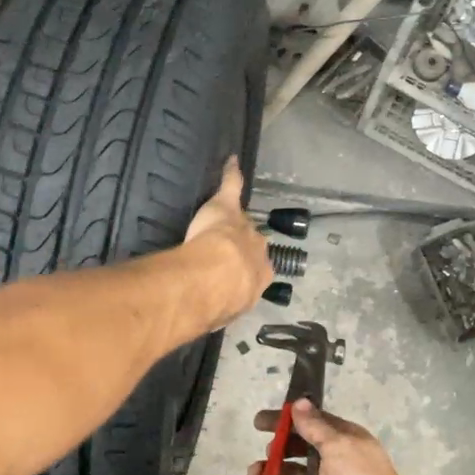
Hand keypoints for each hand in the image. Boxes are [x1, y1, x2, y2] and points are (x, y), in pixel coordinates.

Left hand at [184, 158, 271, 327]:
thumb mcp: (228, 310)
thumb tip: (214, 313)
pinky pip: (231, 186)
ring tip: (229, 218)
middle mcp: (258, 249)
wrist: (217, 277)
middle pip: (254, 243)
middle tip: (228, 250)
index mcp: (260, 276)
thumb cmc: (222, 300)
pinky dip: (231, 173)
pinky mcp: (227, 206)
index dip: (248, 269)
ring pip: (242, 222)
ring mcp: (243, 226)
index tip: (238, 272)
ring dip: (235, 222)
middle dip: (243, 245)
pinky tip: (232, 161)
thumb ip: (224, 306)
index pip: (259, 269)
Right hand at [236, 400, 448, 474]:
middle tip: (264, 453)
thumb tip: (299, 402)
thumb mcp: (339, 447)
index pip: (312, 422)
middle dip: (277, 450)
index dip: (287, 420)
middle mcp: (334, 461)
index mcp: (344, 439)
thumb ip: (314, 427)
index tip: (260, 422)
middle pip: (299, 450)